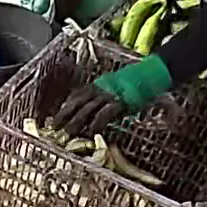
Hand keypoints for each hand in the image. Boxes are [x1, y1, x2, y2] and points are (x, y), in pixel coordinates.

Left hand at [54, 56, 173, 136]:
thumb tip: (92, 115)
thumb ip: (103, 100)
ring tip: (67, 134)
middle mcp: (101, 87)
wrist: (153, 73)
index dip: (65, 108)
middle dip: (64, 116)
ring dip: (76, 121)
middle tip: (53, 129)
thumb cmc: (136, 83)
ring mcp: (110, 93)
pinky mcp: (121, 101)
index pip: (77, 96)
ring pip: (88, 108)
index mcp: (98, 85)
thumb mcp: (115, 88)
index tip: (54, 120)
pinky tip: (92, 132)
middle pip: (78, 102)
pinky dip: (97, 123)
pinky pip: (106, 113)